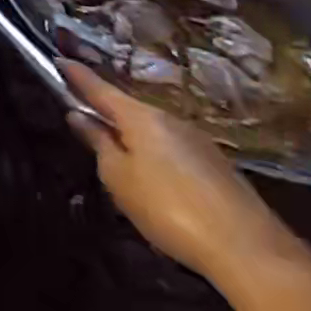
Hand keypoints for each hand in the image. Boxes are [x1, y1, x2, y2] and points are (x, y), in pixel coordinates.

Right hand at [63, 60, 292, 277]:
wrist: (251, 251)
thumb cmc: (170, 209)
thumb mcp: (119, 178)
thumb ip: (98, 143)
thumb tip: (79, 115)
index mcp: (139, 116)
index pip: (99, 88)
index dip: (76, 74)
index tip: (59, 59)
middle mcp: (168, 119)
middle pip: (127, 108)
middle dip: (106, 111)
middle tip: (85, 118)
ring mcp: (197, 141)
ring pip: (153, 130)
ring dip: (133, 136)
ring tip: (119, 156)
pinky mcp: (216, 166)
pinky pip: (174, 149)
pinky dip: (156, 154)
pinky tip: (156, 180)